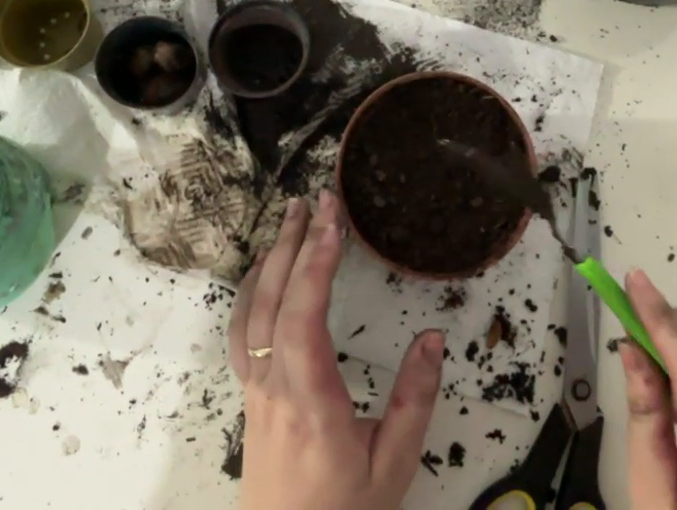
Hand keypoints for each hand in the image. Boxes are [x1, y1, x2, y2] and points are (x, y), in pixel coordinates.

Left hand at [229, 191, 444, 509]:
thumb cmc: (343, 509)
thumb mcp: (393, 462)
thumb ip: (415, 399)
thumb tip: (435, 336)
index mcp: (309, 397)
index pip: (305, 314)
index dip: (318, 261)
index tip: (334, 218)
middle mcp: (273, 383)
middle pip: (274, 298)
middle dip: (296, 242)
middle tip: (316, 198)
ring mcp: (255, 387)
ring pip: (252, 310)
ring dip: (271, 258)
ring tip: (291, 218)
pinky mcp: (251, 394)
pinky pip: (242, 332)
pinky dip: (249, 290)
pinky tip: (260, 272)